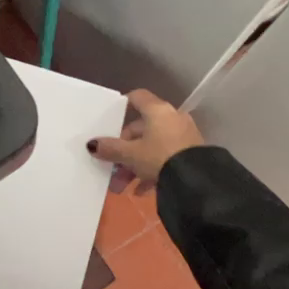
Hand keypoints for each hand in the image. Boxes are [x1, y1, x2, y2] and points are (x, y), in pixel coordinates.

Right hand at [88, 88, 205, 192]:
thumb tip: (92, 144)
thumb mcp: (131, 155)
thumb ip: (110, 149)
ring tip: (123, 187)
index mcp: (157, 111)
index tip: (110, 121)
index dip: (122, 106)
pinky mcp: (191, 153)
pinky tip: (142, 191)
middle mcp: (172, 118)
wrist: (196, 181)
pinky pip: (165, 158)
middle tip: (113, 169)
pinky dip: (152, 171)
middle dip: (124, 152)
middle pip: (141, 130)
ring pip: (152, 147)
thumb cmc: (159, 157)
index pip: (137, 97)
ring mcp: (183, 135)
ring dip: (135, 166)